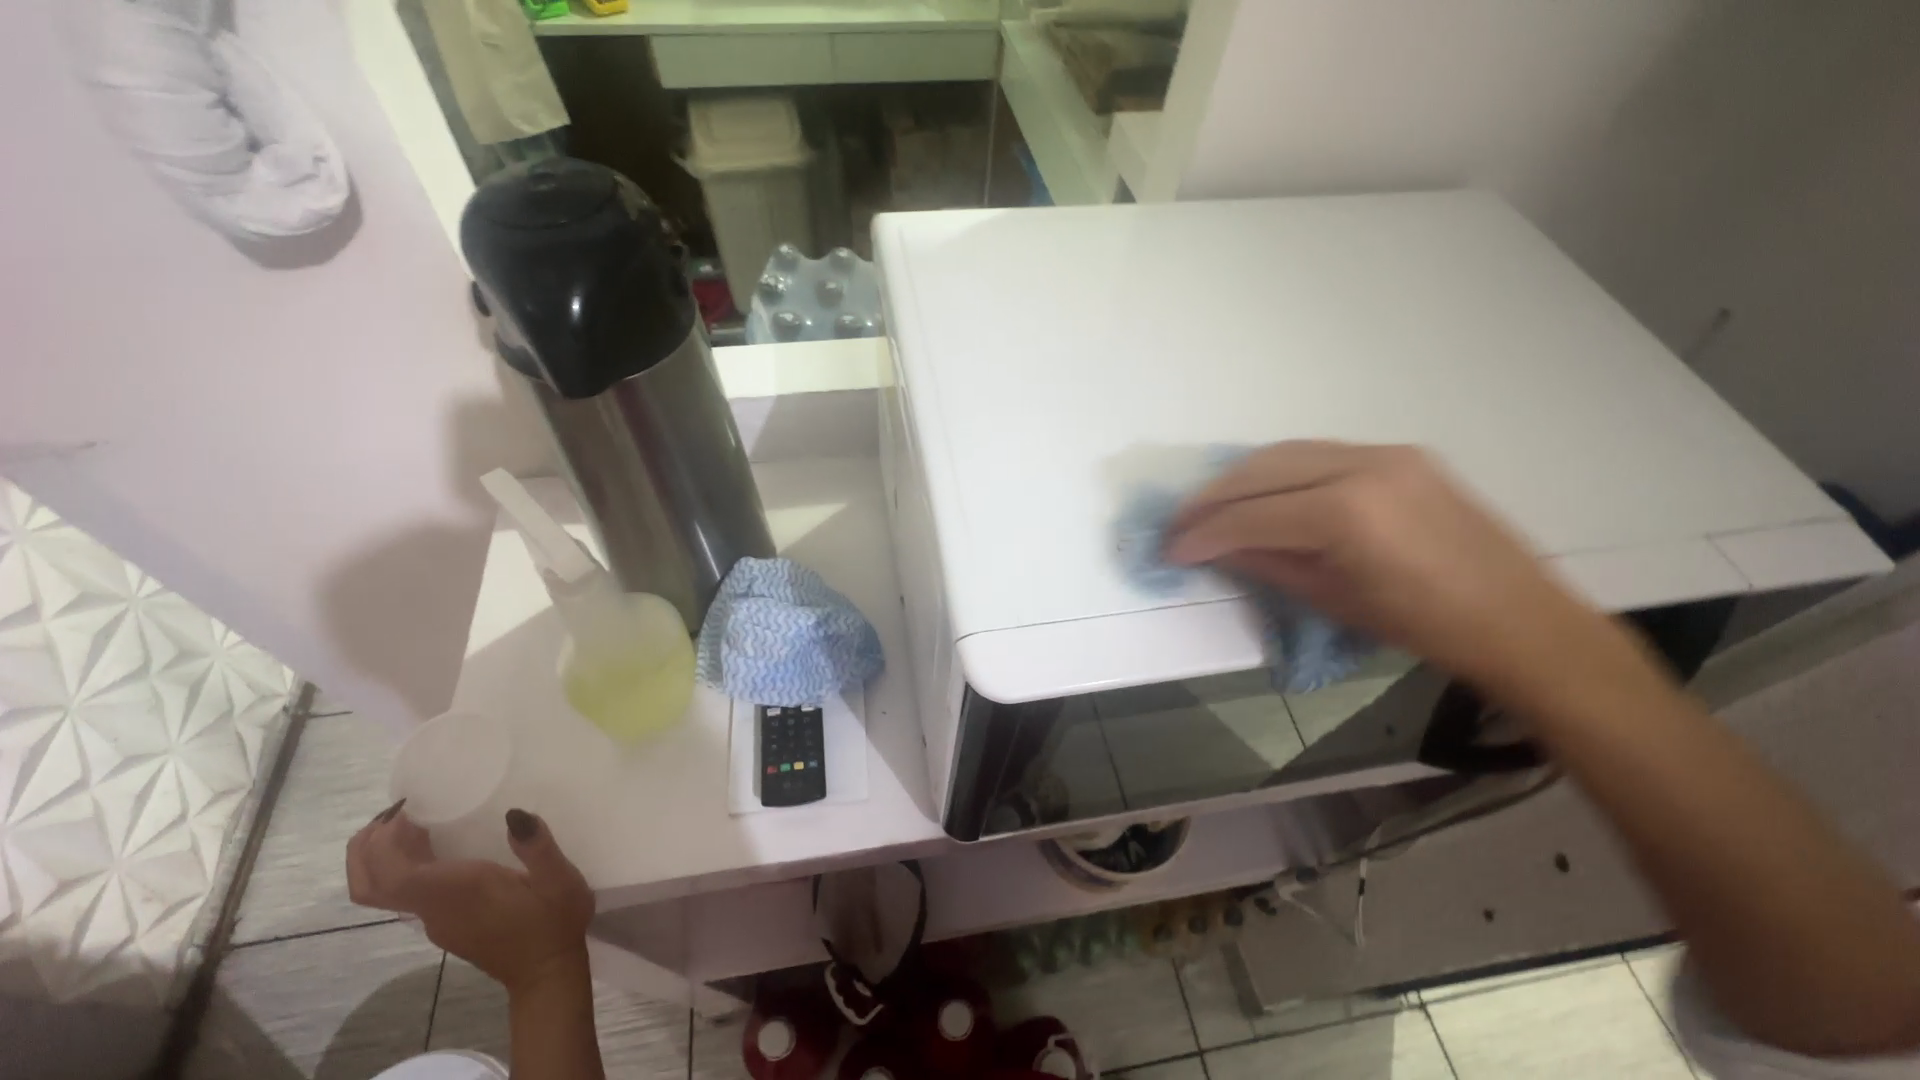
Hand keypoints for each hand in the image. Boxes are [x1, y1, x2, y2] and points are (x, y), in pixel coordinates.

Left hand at [346, 804, 594, 995]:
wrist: (545, 972)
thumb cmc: (553, 922)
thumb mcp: (560, 880)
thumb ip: (537, 847)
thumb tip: (514, 815)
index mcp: (457, 893)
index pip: (394, 872)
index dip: (387, 838)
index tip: (410, 807)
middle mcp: (434, 907)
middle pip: (367, 885)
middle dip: (366, 846)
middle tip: (396, 811)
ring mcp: (433, 919)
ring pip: (377, 891)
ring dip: (377, 855)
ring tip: (408, 822)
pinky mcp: (440, 923)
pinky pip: (401, 892)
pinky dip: (398, 864)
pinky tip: (431, 845)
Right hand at [1166, 441, 1609, 695]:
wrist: (1519, 619)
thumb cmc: (1425, 628)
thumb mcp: (1334, 600)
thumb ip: (1269, 564)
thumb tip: (1216, 549)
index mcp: (1347, 513)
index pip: (1252, 515)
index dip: (1203, 533)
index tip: (1169, 548)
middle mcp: (1362, 466)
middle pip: (1262, 470)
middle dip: (1212, 497)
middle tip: (1178, 524)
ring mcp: (1386, 454)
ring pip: (1288, 453)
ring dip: (1243, 478)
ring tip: (1211, 508)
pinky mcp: (1401, 455)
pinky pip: (1322, 454)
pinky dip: (1282, 471)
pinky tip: (1263, 494)